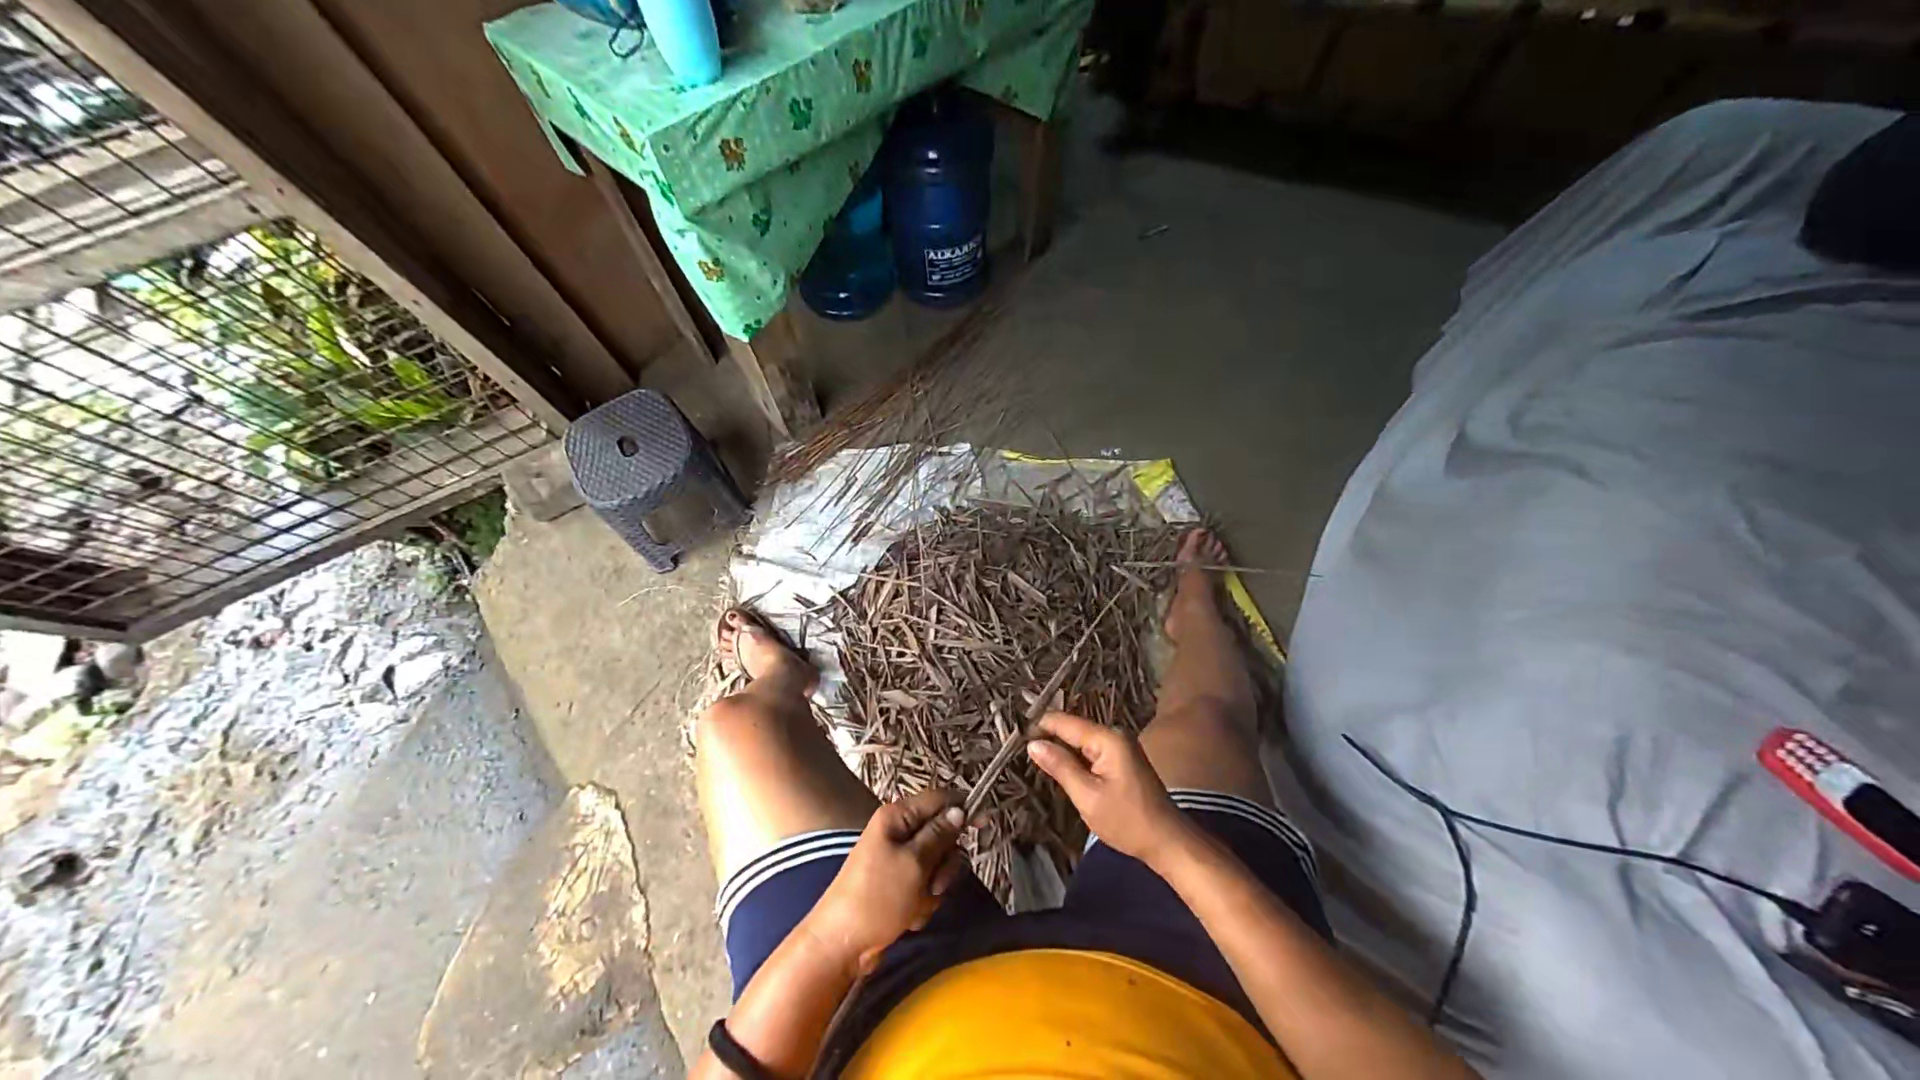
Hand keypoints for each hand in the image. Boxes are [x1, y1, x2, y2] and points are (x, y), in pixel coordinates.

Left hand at [801, 788, 965, 975]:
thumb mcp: (914, 864)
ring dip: (933, 887)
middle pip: (942, 835)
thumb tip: (960, 810)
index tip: (985, 823)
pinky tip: (909, 916)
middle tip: (934, 884)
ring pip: (937, 864)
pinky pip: (926, 886)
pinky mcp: (898, 885)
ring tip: (917, 904)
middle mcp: (897, 833)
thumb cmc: (876, 898)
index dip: (963, 808)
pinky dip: (923, 902)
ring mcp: (898, 860)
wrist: (841, 945)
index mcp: (896, 817)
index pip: (938, 799)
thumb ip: (940, 835)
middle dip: (944, 863)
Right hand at [1027, 711, 1192, 865]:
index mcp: (1107, 739)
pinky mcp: (1121, 760)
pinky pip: (1090, 751)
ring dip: (1059, 746)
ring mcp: (1120, 747)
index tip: (1014, 733)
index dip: (1039, 726)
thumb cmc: (1127, 821)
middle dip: (1048, 735)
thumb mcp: (1087, 795)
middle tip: (1017, 744)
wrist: (1167, 841)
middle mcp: (1115, 735)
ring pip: (1080, 741)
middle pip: (1073, 729)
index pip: (1065, 722)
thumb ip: (1060, 766)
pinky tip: (1057, 765)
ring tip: (1030, 751)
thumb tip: (1033, 744)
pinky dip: (1073, 757)